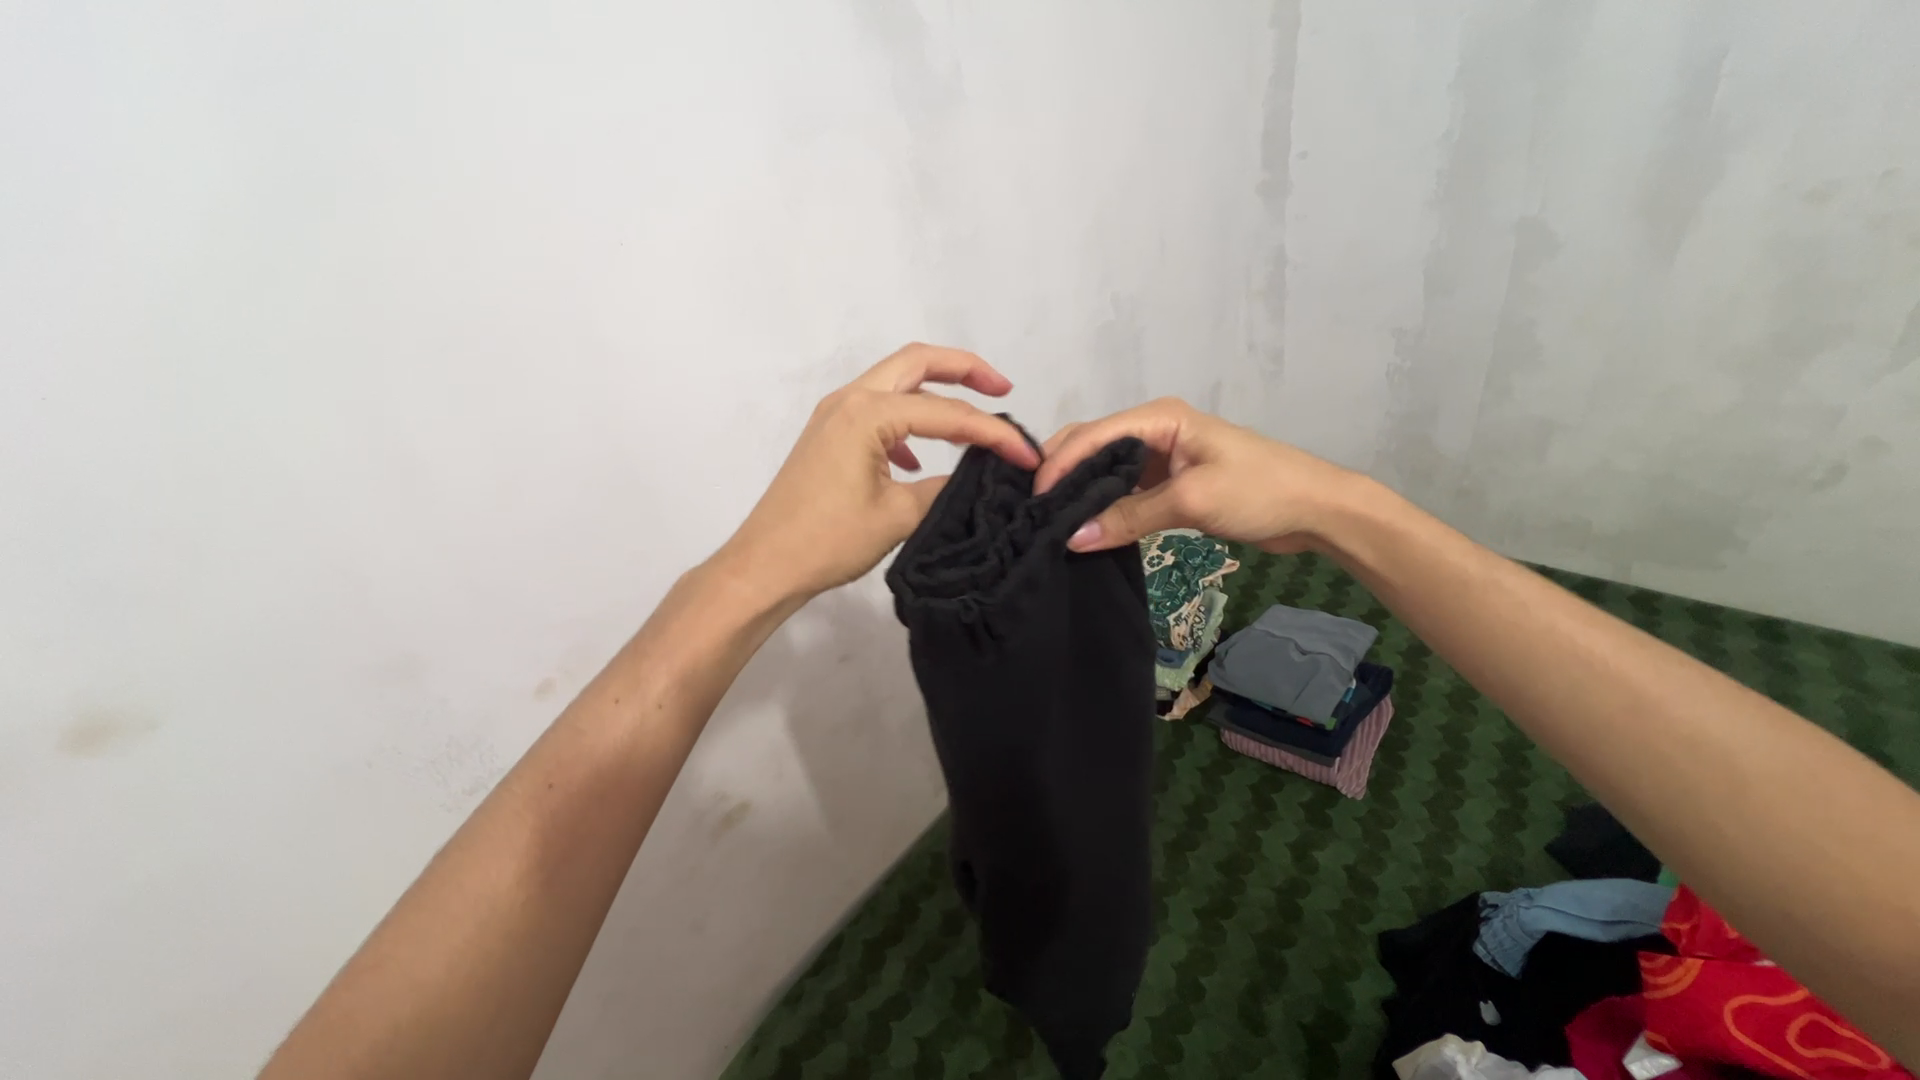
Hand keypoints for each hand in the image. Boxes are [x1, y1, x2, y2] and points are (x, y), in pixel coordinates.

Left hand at [719, 344, 1038, 600]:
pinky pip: (878, 410)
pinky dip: (908, 420)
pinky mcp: (829, 436)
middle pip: (917, 362)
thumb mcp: (898, 516)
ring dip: (936, 389)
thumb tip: (978, 476)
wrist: (766, 566)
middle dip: (964, 369)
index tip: (1026, 455)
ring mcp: (834, 415)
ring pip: (896, 382)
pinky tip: (921, 457)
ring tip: (973, 413)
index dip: (993, 432)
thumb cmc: (828, 541)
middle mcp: (849, 400)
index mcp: (867, 413)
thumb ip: (944, 488)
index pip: (946, 412)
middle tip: (1004, 388)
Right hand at [1033, 397, 1359, 554]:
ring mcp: (1161, 456)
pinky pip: (1123, 490)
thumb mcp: (1191, 500)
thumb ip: (1130, 517)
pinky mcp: (1168, 481)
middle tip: (1030, 509)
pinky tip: (1082, 524)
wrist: (1316, 509)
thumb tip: (1072, 539)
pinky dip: (1102, 505)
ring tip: (1047, 519)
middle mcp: (1154, 429)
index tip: (1032, 499)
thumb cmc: (1258, 491)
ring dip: (1079, 491)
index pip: (1093, 434)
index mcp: (1160, 417)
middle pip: (1092, 445)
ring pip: (1105, 469)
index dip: (1058, 464)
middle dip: (1060, 472)